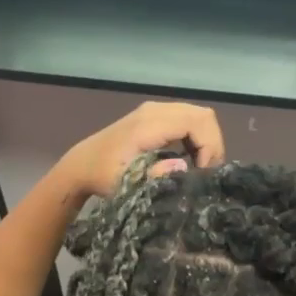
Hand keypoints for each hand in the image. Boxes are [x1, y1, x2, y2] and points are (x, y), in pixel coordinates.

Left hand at [60, 101, 225, 197]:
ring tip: (200, 168)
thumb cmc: (103, 177)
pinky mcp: (156, 116)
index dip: (209, 147)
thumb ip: (156, 176)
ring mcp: (156, 111)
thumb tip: (184, 166)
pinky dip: (197, 138)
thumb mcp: (127, 185)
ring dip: (206, 142)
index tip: (203, 174)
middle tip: (207, 174)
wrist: (83, 164)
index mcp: (148, 125)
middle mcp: (155, 111)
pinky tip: (190, 159)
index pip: (197, 122)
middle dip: (212, 145)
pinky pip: (188, 120)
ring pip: (199, 116)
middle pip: (203, 115)